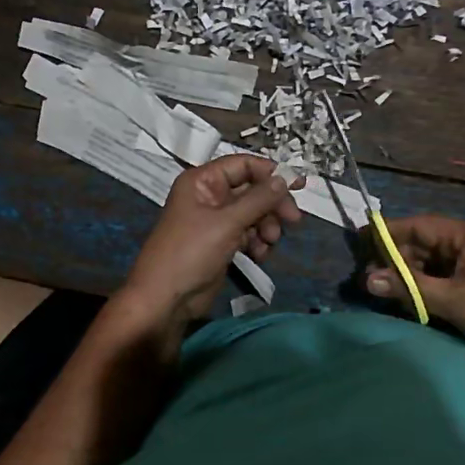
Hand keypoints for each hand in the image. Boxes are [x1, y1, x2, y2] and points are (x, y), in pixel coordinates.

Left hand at [122, 155, 302, 319]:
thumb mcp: (227, 222)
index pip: (242, 165)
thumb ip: (258, 199)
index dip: (270, 172)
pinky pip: (247, 233)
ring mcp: (214, 220)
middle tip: (293, 220)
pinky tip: (258, 255)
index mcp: (202, 181)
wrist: (166, 298)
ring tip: (268, 243)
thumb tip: (284, 178)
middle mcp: (208, 196)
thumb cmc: (191, 252)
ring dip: (266, 226)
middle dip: (272, 205)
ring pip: (252, 213)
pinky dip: (256, 242)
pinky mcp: (220, 243)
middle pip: (251, 190)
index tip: (299, 185)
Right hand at [364, 217, 464, 376]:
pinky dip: (428, 287)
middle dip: (397, 260)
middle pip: (425, 243)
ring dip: (411, 276)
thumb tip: (366, 279)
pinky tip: (412, 300)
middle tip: (370, 279)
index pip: (419, 226)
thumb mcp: (455, 303)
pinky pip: (447, 277)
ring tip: (386, 292)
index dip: (387, 234)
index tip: (357, 243)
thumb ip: (409, 288)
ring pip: (434, 262)